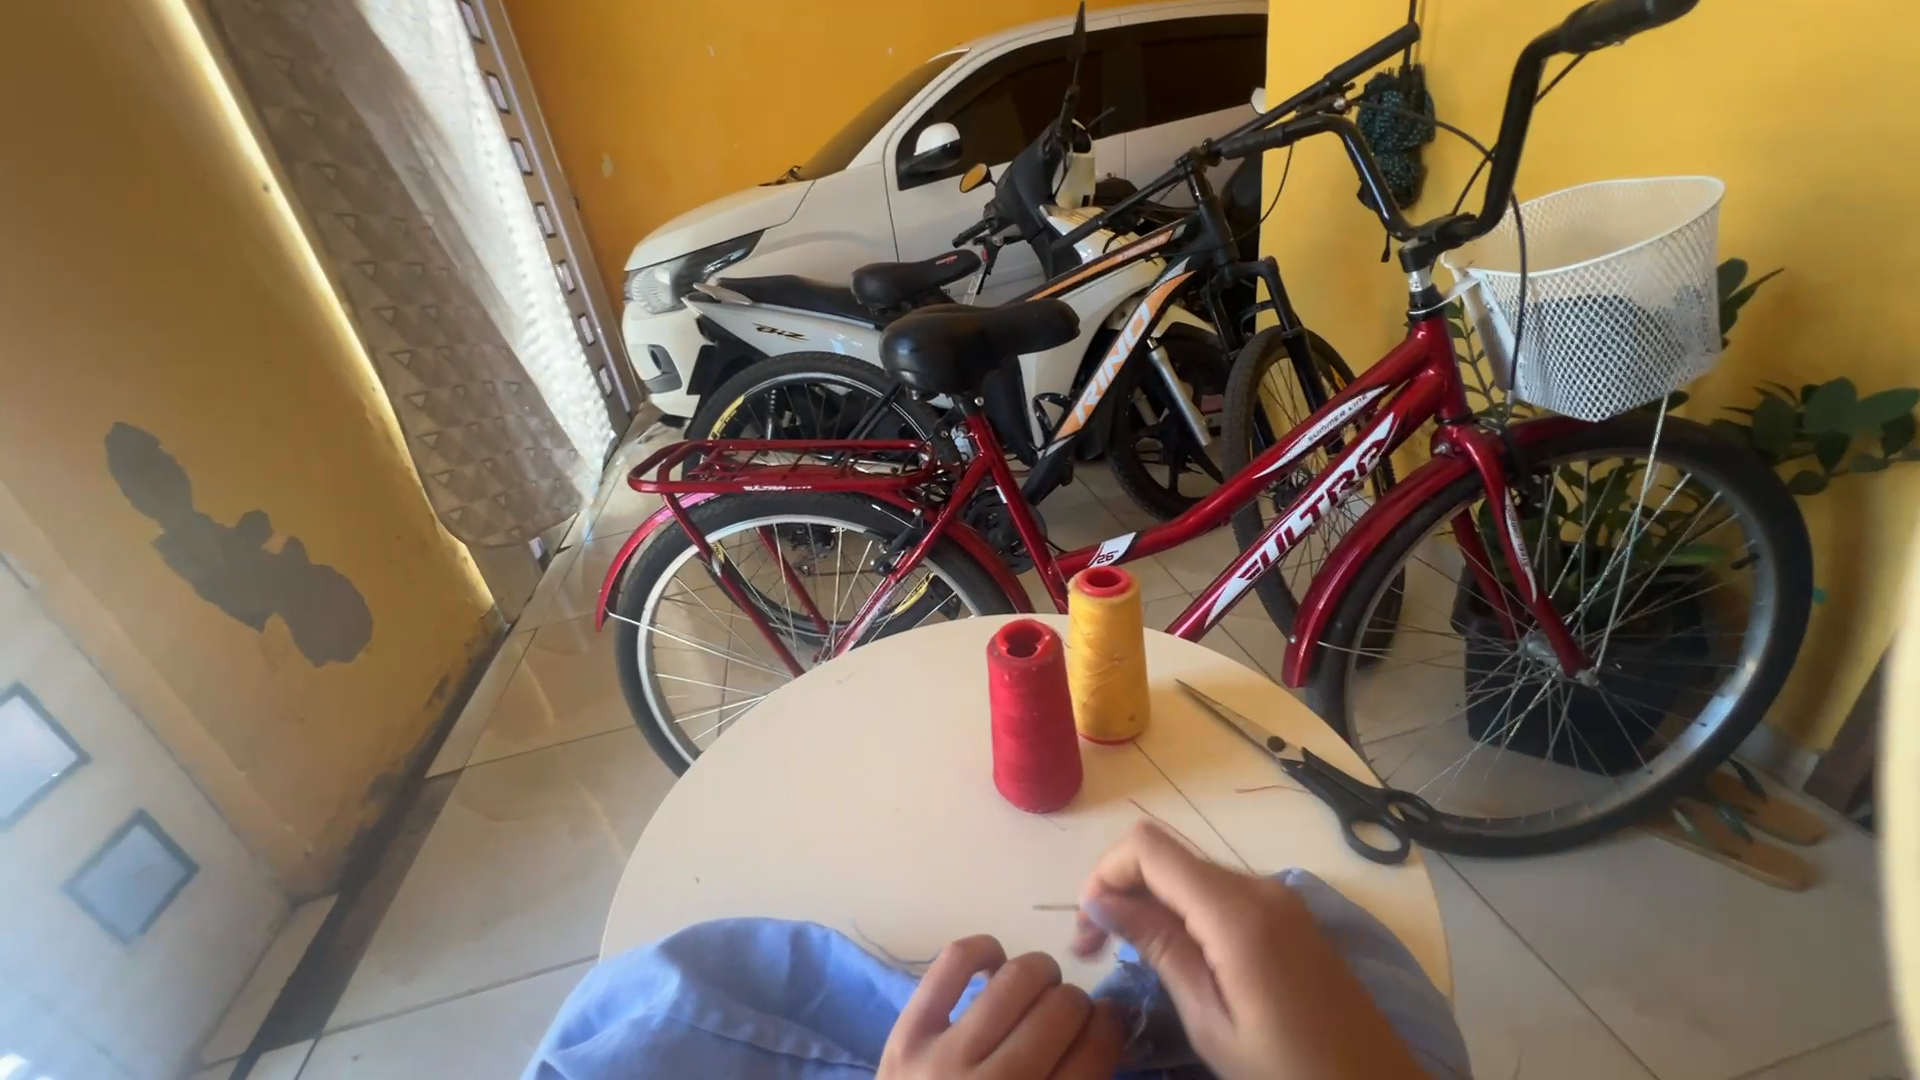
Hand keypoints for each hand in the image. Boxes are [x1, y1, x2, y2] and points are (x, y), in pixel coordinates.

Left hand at [877, 935, 1124, 1079]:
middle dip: (1077, 1004)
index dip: (1110, 1026)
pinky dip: (983, 949)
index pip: (1095, 1051)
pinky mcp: (908, 1035)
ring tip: (1038, 991)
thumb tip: (1109, 1028)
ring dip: (1041, 974)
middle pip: (1061, 1009)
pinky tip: (995, 965)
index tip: (1108, 1021)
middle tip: (1069, 1017)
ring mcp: (946, 1060)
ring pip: (1016, 978)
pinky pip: (954, 962)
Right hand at [1071, 822, 1427, 1079]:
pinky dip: (1181, 907)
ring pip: (1187, 870)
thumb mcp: (1213, 1023)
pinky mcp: (1285, 913)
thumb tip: (1100, 901)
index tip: (1087, 927)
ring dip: (1147, 898)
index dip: (1105, 872)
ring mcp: (1275, 896)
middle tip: (1094, 948)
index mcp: (1236, 911)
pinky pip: (1215, 890)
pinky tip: (1174, 953)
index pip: (1147, 847)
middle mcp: (1255, 885)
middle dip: (1119, 887)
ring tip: (1127, 954)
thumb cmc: (1294, 1076)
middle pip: (1164, 853)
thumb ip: (1158, 947)